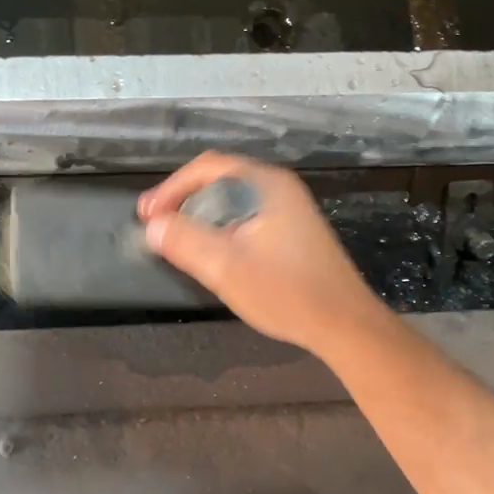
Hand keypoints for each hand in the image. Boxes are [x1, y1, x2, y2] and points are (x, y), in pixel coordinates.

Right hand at [139, 152, 377, 350]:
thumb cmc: (286, 292)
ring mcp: (288, 207)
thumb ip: (185, 241)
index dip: (170, 188)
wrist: (346, 326)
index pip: (206, 167)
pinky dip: (220, 224)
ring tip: (177, 237)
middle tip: (156, 224)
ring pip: (231, 197)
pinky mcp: (292, 229)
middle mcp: (277, 186)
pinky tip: (211, 250)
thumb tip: (152, 226)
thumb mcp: (226, 267)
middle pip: (218, 178)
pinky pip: (245, 213)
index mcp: (264, 184)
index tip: (148, 215)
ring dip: (200, 213)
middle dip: (182, 199)